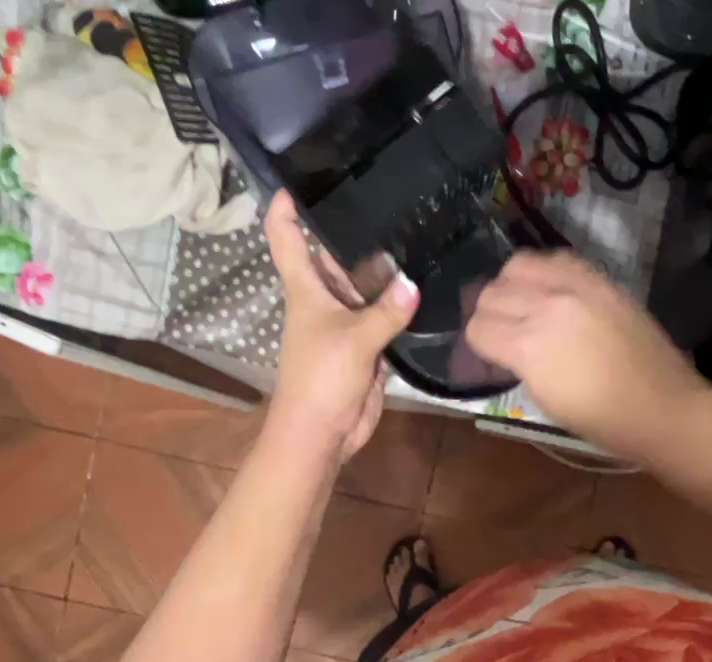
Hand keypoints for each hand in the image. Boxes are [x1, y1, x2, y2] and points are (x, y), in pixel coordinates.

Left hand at [261, 192, 419, 461]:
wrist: (322, 432)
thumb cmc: (321, 379)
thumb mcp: (354, 340)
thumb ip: (385, 312)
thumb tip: (413, 284)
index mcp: (306, 290)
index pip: (286, 238)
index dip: (285, 208)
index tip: (299, 179)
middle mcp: (325, 300)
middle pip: (336, 258)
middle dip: (356, 234)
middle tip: (393, 196)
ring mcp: (347, 324)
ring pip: (367, 289)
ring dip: (387, 273)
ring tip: (420, 233)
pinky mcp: (367, 347)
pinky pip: (385, 319)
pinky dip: (400, 307)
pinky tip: (426, 285)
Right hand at [464, 251, 711, 459]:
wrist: (662, 409)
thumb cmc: (602, 422)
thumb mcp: (545, 401)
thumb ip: (518, 364)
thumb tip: (504, 347)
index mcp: (529, 347)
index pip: (478, 328)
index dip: (478, 344)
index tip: (488, 355)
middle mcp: (547, 306)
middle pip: (492, 293)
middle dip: (488, 314)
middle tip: (500, 332)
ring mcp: (577, 287)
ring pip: (518, 265)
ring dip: (510, 284)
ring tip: (521, 305)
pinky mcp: (601, 281)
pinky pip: (557, 259)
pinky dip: (543, 272)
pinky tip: (550, 291)